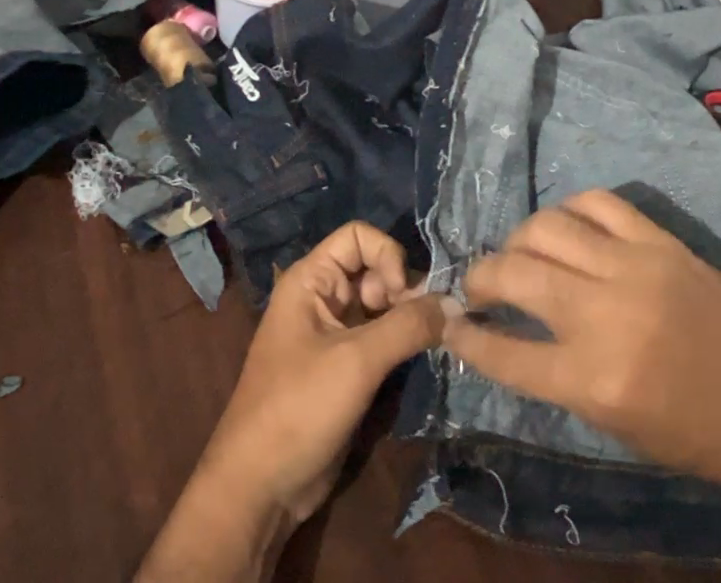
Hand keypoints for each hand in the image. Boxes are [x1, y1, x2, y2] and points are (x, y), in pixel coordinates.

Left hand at [206, 222, 447, 523]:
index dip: (388, 256)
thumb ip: (408, 326)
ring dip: (408, 318)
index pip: (358, 236)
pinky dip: (403, 342)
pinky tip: (423, 357)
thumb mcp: (356, 361)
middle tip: (425, 326)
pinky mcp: (346, 368)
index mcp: (309, 281)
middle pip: (375, 269)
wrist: (262, 484)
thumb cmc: (299, 408)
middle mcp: (321, 298)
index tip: (402, 296)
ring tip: (431, 342)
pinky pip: (381, 338)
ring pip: (382, 306)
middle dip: (405, 290)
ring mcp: (333, 334)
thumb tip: (458, 302)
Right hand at [442, 189, 720, 499]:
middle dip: (478, 278)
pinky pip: (598, 203)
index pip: (500, 350)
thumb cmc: (694, 435)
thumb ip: (552, 374)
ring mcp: (636, 270)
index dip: (463, 337)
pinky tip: (566, 229)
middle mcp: (604, 316)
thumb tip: (501, 331)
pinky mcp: (663, 243)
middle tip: (476, 288)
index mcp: (590, 379)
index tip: (449, 324)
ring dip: (517, 241)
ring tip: (519, 256)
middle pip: (512, 274)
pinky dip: (569, 210)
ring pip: (546, 228)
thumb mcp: (611, 423)